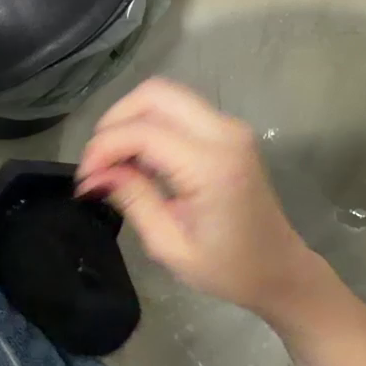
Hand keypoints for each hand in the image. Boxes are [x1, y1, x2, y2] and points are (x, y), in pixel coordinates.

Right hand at [76, 78, 327, 317]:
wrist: (280, 271)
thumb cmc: (227, 268)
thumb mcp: (170, 245)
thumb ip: (133, 200)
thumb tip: (94, 175)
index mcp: (212, 166)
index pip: (143, 132)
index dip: (104, 148)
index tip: (85, 179)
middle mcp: (224, 134)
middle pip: (154, 94)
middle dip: (114, 121)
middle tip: (97, 161)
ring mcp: (229, 128)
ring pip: (164, 96)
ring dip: (130, 120)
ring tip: (114, 161)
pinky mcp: (226, 132)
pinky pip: (177, 110)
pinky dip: (148, 125)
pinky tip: (137, 159)